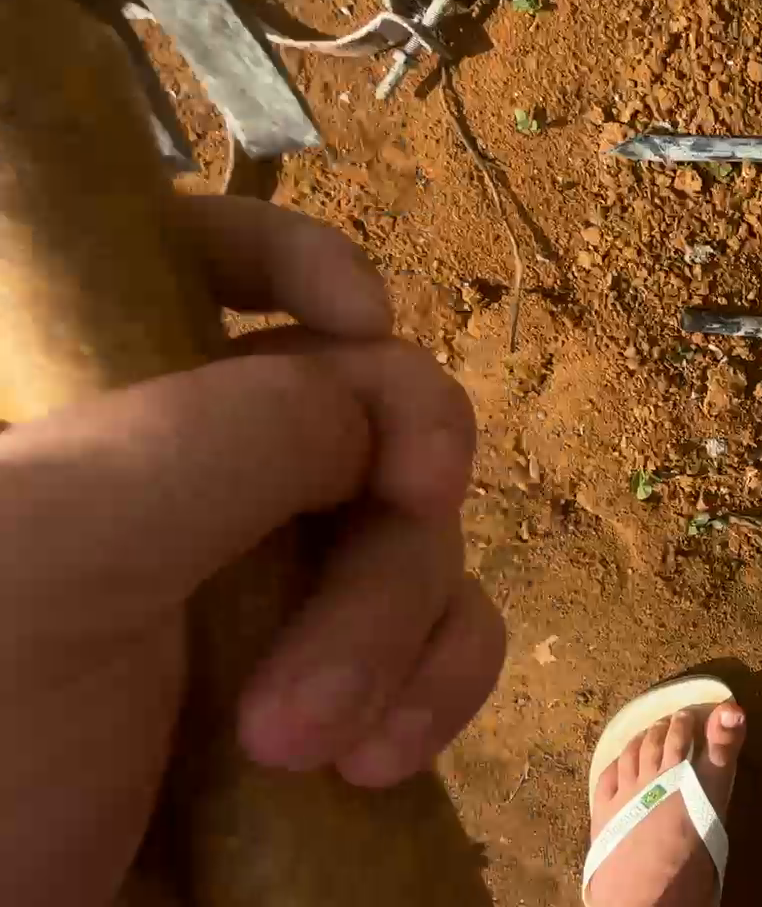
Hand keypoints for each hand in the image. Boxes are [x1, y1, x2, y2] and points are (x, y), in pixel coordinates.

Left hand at [0, 195, 503, 906]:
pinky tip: (382, 757)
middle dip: (395, 483)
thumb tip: (383, 410)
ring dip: (402, 624)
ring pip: (426, 530)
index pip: (183, 264)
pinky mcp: (346, 671)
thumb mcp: (52, 557)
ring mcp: (277, 588)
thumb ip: (233, 433)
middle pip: (368, 411)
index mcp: (88, 428)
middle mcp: (192, 494)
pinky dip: (444, 681)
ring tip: (318, 743)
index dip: (289, 259)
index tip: (362, 317)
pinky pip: (455, 628)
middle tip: (407, 511)